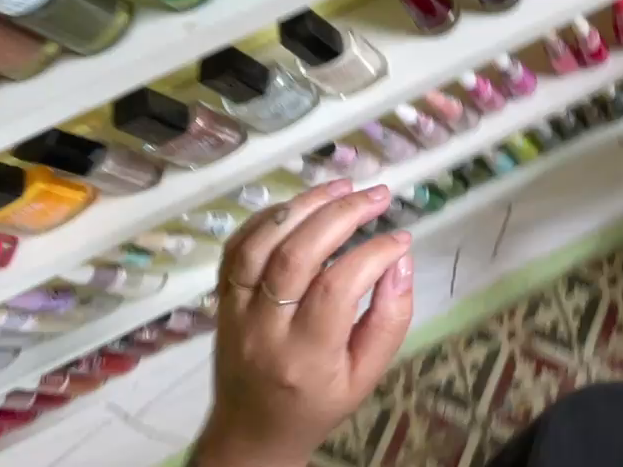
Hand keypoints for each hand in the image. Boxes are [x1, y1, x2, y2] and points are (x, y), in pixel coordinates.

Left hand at [194, 182, 413, 466]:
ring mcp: (234, 312)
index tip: (401, 238)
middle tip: (379, 195)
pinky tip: (304, 204)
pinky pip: (236, 248)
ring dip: (304, 206)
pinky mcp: (221, 299)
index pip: (337, 289)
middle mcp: (263, 331)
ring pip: (260, 245)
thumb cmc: (318, 404)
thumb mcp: (367, 375)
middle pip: (295, 256)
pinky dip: (269, 217)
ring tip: (344, 186)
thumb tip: (400, 261)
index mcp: (304, 357)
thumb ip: (391, 319)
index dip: (373, 253)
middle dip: (342, 214)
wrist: (249, 435)